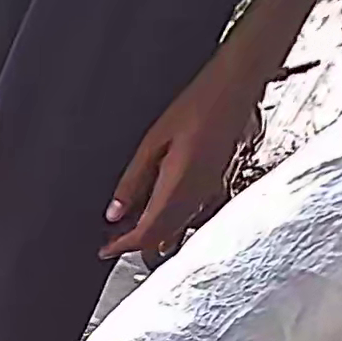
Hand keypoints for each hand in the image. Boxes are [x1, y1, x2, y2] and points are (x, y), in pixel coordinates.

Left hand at [100, 55, 261, 259]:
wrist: (236, 90)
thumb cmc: (197, 107)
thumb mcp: (152, 143)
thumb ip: (132, 182)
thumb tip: (114, 212)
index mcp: (176, 189)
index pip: (146, 233)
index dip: (123, 246)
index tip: (105, 250)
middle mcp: (195, 199)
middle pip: (160, 238)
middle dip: (135, 245)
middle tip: (113, 242)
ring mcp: (208, 197)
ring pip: (174, 232)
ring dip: (151, 236)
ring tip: (130, 230)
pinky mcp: (215, 190)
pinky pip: (188, 219)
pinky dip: (167, 225)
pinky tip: (156, 213)